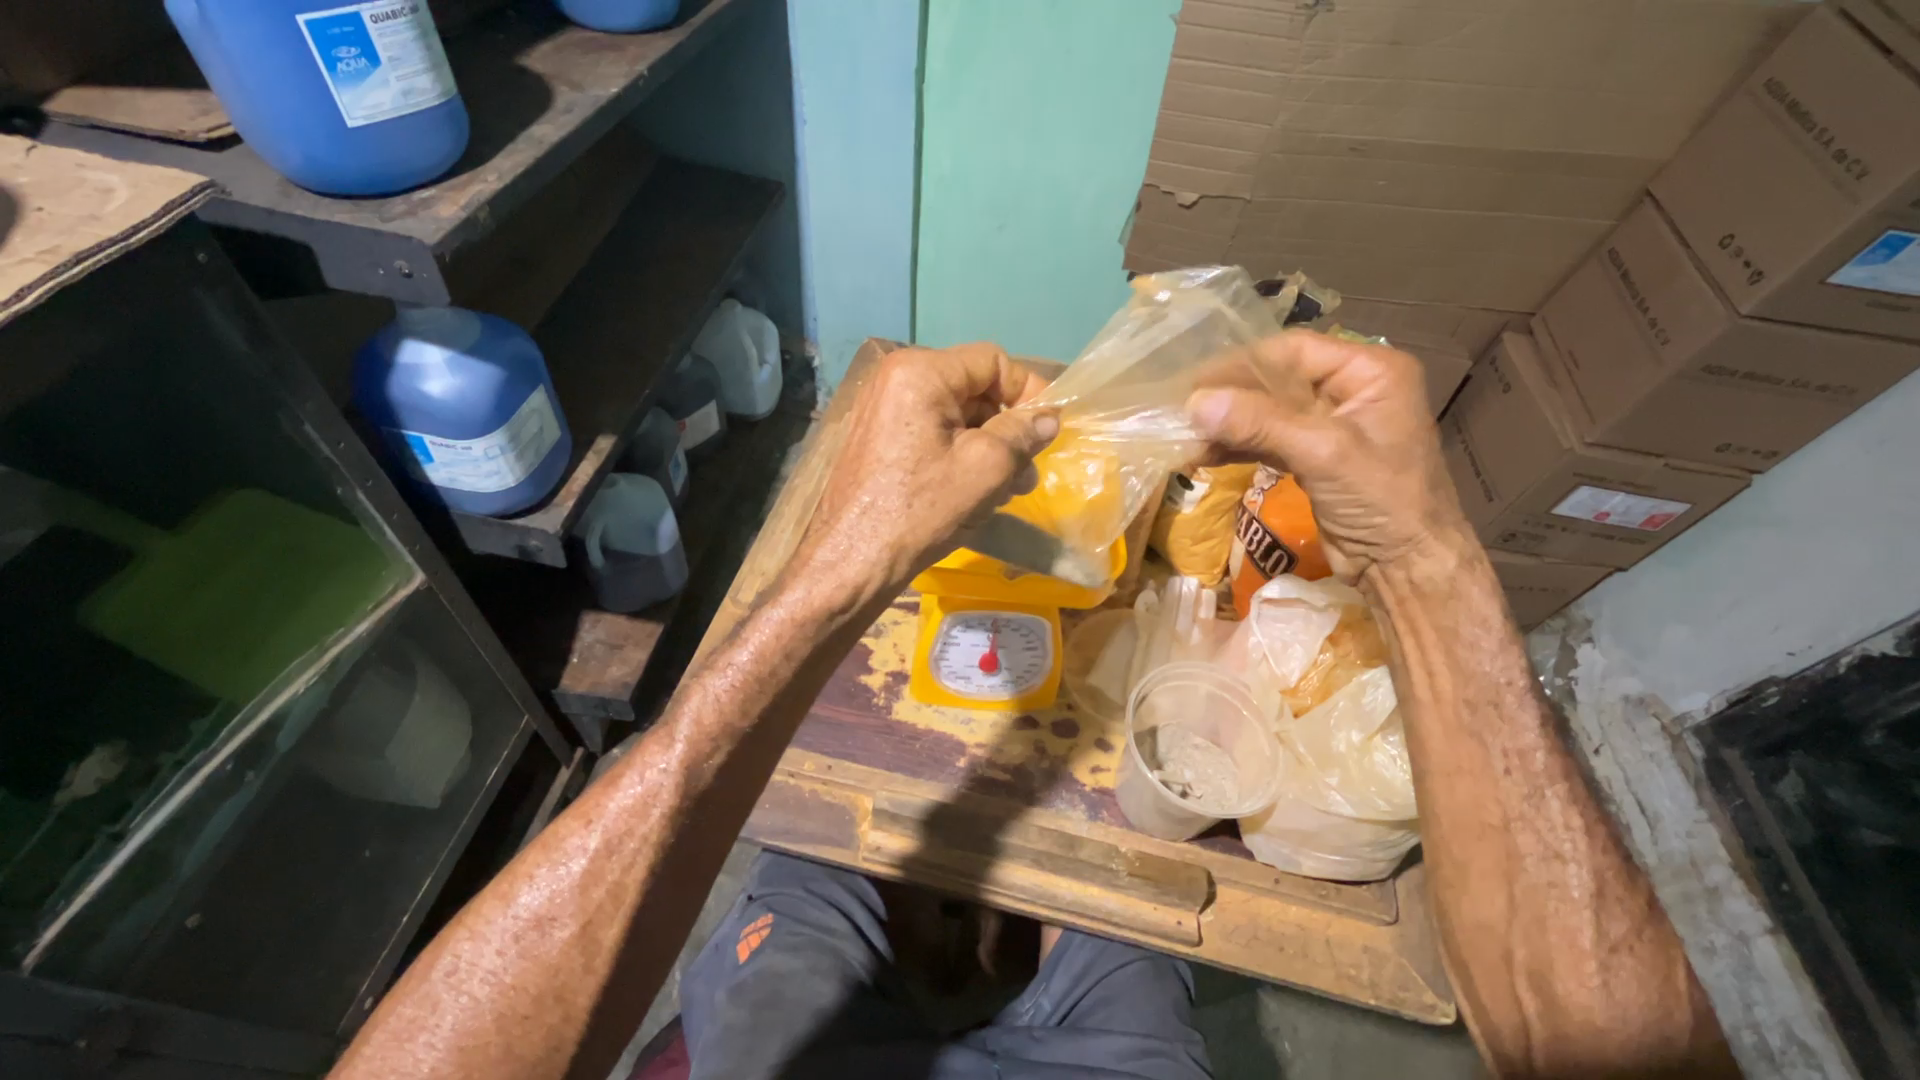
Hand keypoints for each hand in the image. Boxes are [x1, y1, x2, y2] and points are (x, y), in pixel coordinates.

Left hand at [791, 343, 1058, 602]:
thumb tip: (1049, 418)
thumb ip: (1023, 434)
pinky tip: (972, 498)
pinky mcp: (880, 441)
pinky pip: (934, 436)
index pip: (992, 361)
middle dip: (1007, 431)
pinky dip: (960, 460)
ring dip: (988, 451)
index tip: (1047, 431)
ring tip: (1004, 494)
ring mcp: (884, 411)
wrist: (852, 562)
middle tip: (1026, 476)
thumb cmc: (921, 509)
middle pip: (974, 390)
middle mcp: (897, 380)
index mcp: (920, 372)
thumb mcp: (986, 468)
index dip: (1027, 392)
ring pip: (957, 418)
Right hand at [1185, 329, 1471, 579]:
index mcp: (1369, 371)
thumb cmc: (1383, 501)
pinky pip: (1267, 440)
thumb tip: (1194, 402)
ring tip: (1185, 440)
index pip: (1292, 351)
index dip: (1240, 365)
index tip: (1193, 383)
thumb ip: (1259, 423)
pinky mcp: (1313, 457)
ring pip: (1266, 411)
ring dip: (1226, 426)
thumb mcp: (1322, 454)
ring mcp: (1330, 425)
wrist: (1407, 568)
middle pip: (1274, 380)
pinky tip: (1203, 454)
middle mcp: (1350, 390)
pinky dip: (1236, 446)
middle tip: (1181, 412)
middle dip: (1228, 398)